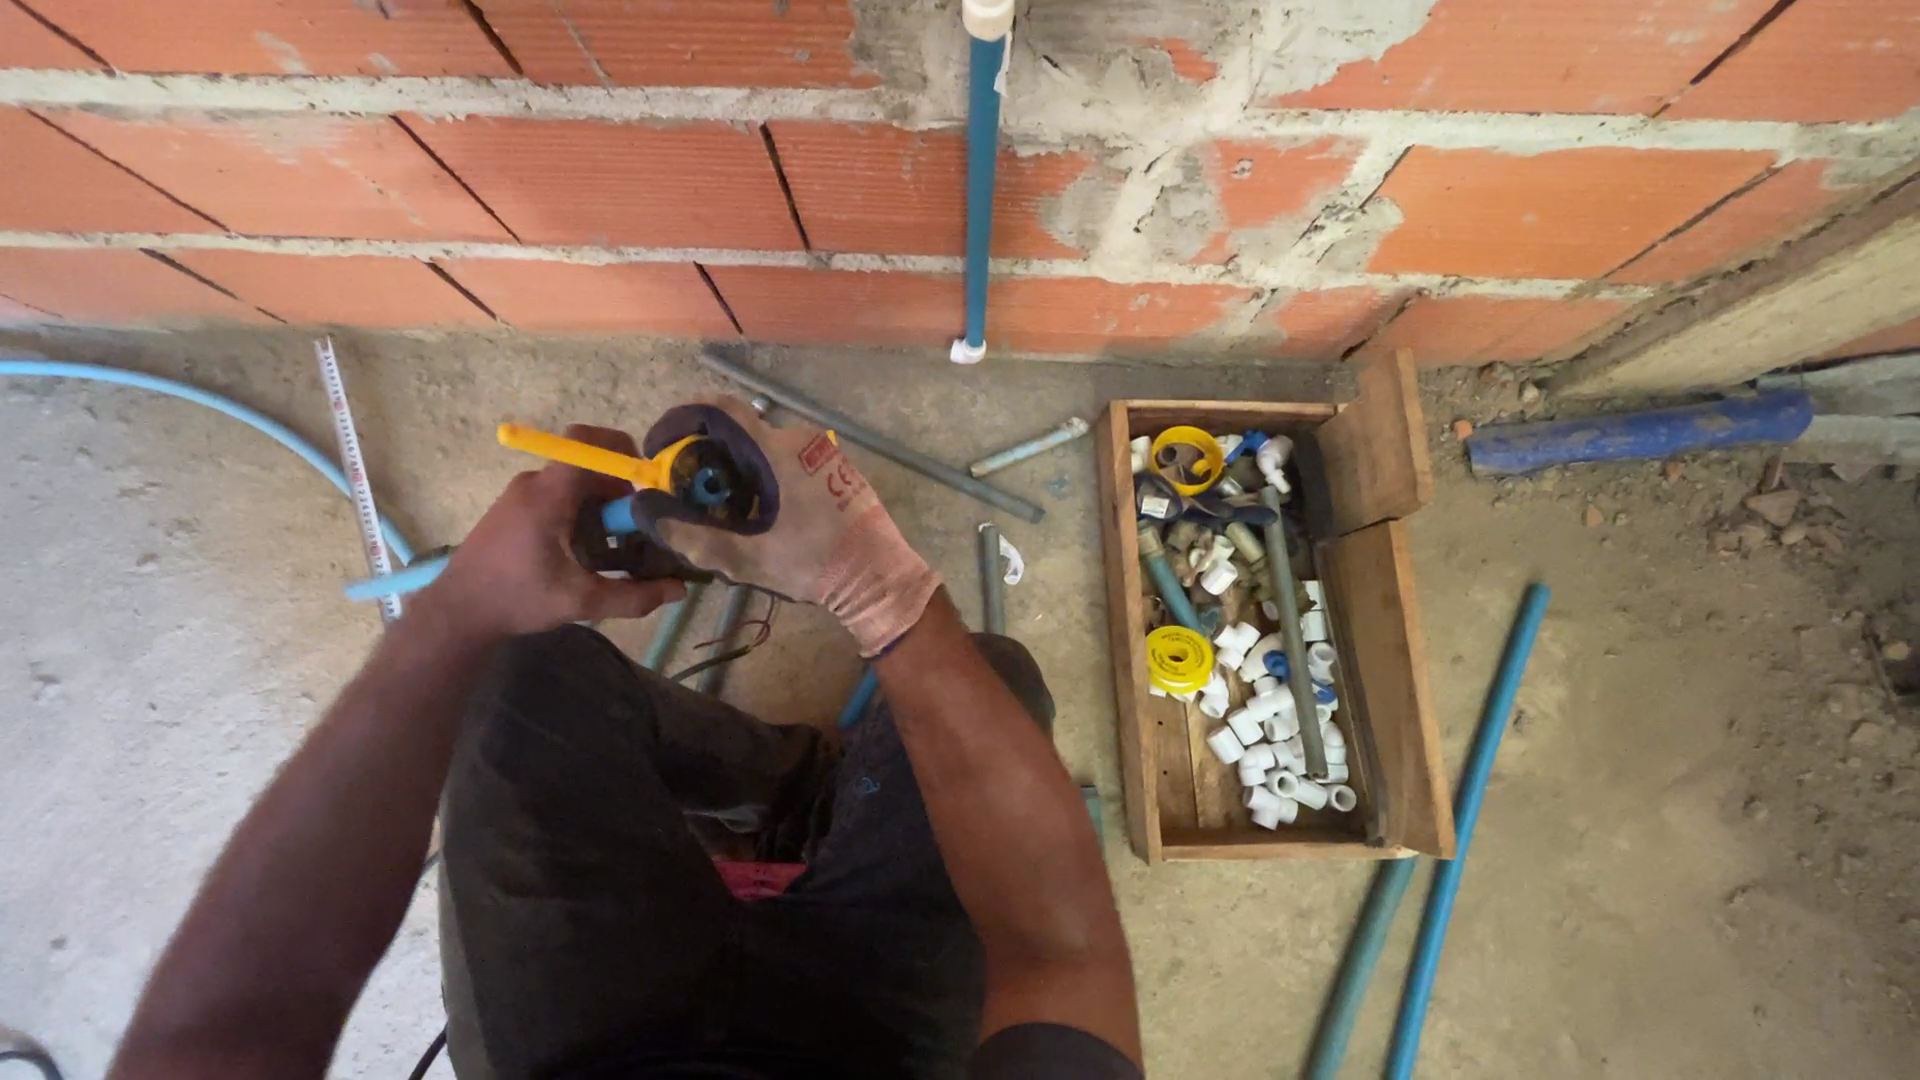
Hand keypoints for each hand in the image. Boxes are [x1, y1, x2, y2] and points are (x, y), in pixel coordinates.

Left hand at [421, 424, 685, 638]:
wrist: (458, 612)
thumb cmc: (517, 599)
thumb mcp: (582, 602)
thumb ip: (634, 596)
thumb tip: (680, 589)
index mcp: (548, 495)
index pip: (585, 442)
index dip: (621, 447)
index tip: (646, 477)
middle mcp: (534, 485)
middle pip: (589, 465)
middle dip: (621, 489)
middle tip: (640, 525)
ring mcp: (521, 495)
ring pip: (575, 481)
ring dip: (603, 503)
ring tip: (618, 542)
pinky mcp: (516, 509)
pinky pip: (559, 494)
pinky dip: (583, 511)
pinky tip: (589, 549)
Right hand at [632, 397, 939, 656]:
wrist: (878, 578)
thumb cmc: (815, 566)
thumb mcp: (747, 560)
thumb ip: (692, 536)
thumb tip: (648, 510)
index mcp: (779, 452)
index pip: (719, 408)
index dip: (682, 420)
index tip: (663, 450)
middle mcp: (801, 439)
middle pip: (738, 432)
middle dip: (706, 459)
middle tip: (692, 499)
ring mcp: (823, 452)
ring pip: (763, 448)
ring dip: (736, 472)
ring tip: (727, 515)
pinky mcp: (836, 468)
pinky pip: (788, 459)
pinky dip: (765, 477)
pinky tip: (764, 515)